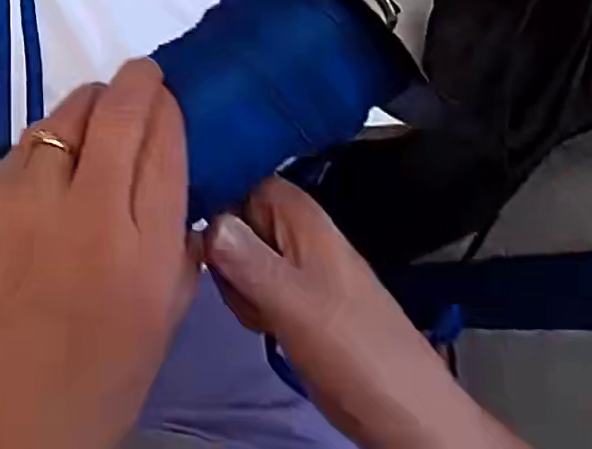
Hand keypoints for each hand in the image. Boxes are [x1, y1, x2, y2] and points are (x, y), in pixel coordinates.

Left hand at [0, 60, 197, 448]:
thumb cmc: (95, 370)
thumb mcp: (162, 317)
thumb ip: (178, 247)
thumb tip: (180, 186)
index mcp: (145, 251)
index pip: (163, 149)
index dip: (167, 109)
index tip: (168, 94)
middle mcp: (90, 210)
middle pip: (116, 115)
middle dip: (134, 82)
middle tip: (141, 73)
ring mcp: (32, 195)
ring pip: (66, 117)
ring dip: (89, 102)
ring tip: (101, 106)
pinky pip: (29, 143)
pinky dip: (52, 135)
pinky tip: (59, 149)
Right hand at [204, 177, 529, 448]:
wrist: (408, 421)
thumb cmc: (356, 350)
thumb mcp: (292, 300)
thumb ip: (241, 256)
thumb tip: (201, 219)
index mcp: (295, 208)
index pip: (230, 171)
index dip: (203, 189)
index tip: (183, 218)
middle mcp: (289, 224)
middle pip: (223, 211)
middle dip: (216, 246)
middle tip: (234, 281)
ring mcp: (289, 259)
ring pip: (228, 247)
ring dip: (229, 279)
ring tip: (256, 309)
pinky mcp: (287, 291)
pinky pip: (242, 277)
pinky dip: (242, 298)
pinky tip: (258, 320)